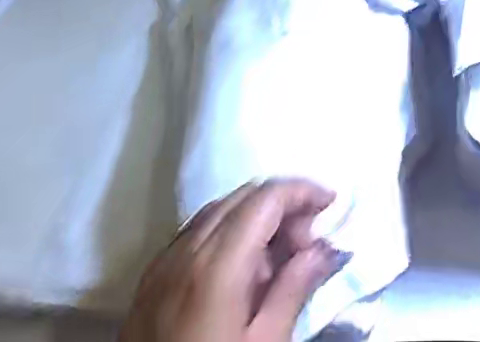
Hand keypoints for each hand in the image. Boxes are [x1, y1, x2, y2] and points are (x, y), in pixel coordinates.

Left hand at [124, 180, 342, 341]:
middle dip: (283, 203)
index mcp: (217, 263)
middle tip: (307, 239)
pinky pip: (196, 232)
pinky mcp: (148, 284)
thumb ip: (296, 287)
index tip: (331, 207)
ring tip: (277, 256)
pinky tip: (240, 269)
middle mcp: (186, 250)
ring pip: (220, 209)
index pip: (269, 196)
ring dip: (256, 215)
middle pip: (245, 195)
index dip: (305, 192)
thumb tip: (324, 248)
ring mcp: (162, 266)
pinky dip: (227, 231)